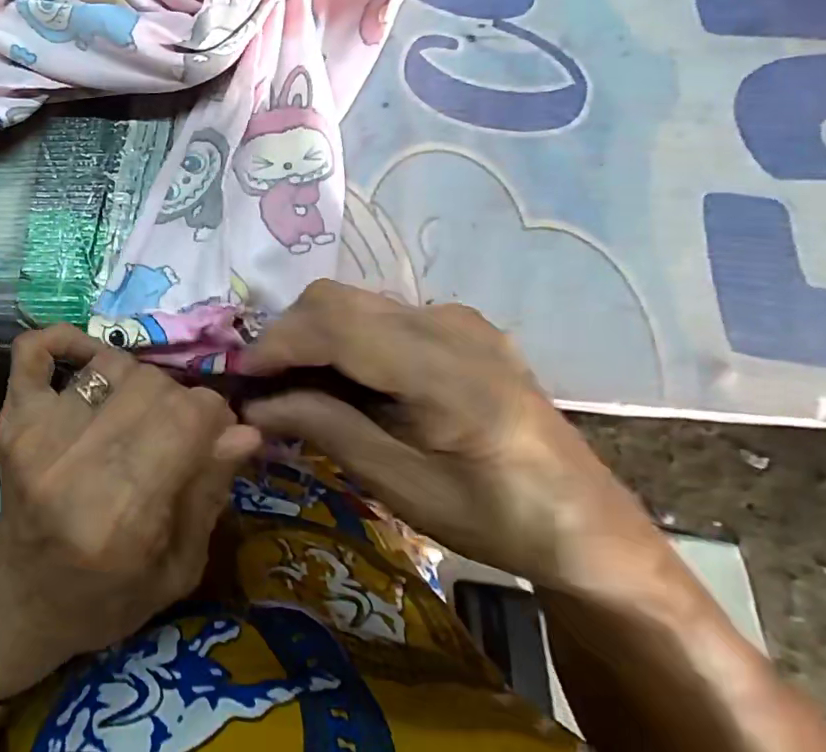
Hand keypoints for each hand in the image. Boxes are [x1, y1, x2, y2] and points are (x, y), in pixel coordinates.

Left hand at [0, 324, 262, 698]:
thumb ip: (208, 493)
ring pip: (109, 363)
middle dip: (180, 401)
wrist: (23, 597)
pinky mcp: (10, 419)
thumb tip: (245, 429)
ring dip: (135, 380)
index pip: (188, 417)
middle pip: (151, 385)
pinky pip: (33, 350)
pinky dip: (65, 341)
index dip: (215, 417)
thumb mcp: (177, 569)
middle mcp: (74, 466)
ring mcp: (34, 436)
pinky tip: (90, 358)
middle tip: (176, 431)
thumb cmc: (107, 596)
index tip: (215, 436)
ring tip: (137, 412)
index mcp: (122, 516)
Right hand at [238, 280, 661, 592]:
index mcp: (450, 374)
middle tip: (261, 387)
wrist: (587, 526)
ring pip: (349, 301)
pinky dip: (337, 337)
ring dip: (307, 336)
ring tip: (292, 385)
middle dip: (283, 337)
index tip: (239, 381)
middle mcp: (451, 327)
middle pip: (334, 300)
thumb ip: (325, 428)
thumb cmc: (495, 519)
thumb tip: (254, 405)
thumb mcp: (402, 486)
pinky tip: (337, 379)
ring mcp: (456, 320)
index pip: (336, 325)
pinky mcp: (456, 325)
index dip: (276, 344)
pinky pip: (374, 313)